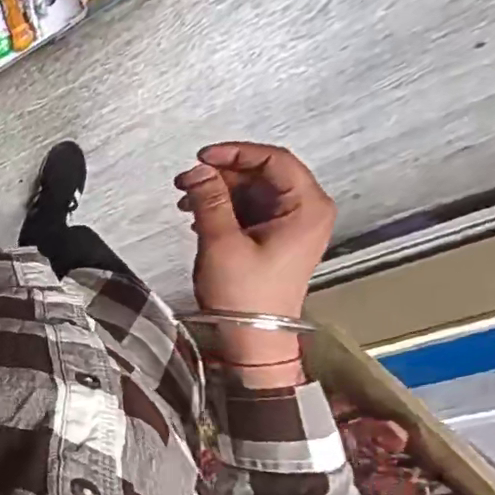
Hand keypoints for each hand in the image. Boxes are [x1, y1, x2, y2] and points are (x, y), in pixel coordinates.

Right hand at [173, 142, 335, 386]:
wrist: (252, 340)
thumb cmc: (247, 301)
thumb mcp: (222, 244)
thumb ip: (209, 201)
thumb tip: (198, 172)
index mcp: (307, 209)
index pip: (274, 160)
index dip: (235, 154)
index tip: (204, 157)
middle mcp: (305, 213)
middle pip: (263, 175)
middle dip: (222, 176)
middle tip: (188, 180)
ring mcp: (291, 228)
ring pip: (253, 192)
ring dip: (219, 193)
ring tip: (188, 200)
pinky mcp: (274, 241)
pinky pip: (250, 211)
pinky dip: (224, 209)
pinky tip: (200, 217)